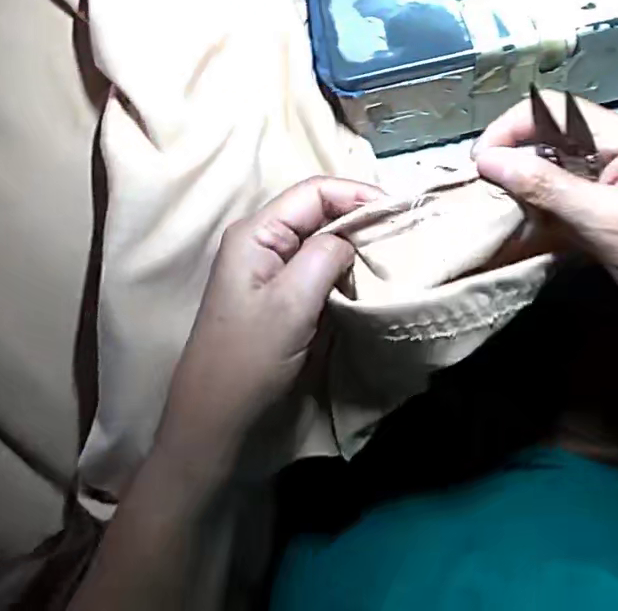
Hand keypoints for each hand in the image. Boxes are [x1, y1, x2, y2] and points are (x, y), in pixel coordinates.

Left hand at [154, 177, 381, 474]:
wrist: (216, 426)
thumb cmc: (248, 361)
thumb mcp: (290, 303)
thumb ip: (325, 256)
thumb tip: (352, 238)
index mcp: (256, 233)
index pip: (314, 191)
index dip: (357, 193)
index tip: (397, 210)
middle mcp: (263, 242)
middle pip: (319, 210)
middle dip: (360, 215)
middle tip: (401, 230)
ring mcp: (272, 269)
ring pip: (323, 238)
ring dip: (356, 241)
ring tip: (392, 249)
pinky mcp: (283, 295)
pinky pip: (320, 266)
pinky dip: (347, 266)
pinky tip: (369, 276)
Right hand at [472, 92, 617, 346]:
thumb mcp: (608, 224)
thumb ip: (548, 187)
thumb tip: (488, 159)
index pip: (555, 109)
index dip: (511, 127)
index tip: (480, 162)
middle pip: (553, 131)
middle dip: (514, 152)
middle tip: (482, 186)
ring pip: (557, 160)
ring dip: (525, 179)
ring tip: (497, 204)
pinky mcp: (613, 201)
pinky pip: (567, 188)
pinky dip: (542, 200)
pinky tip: (525, 219)